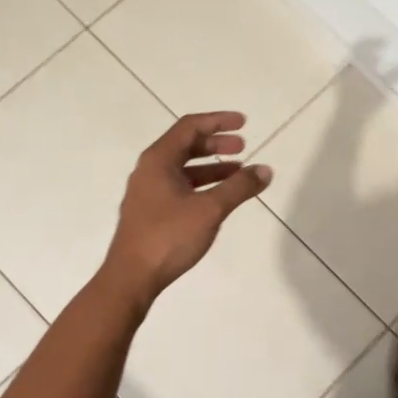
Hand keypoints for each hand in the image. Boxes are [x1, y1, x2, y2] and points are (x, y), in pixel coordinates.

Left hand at [105, 112, 271, 295]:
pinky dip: (202, 184)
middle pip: (186, 145)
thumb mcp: (210, 209)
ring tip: (238, 172)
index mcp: (158, 160)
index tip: (244, 122)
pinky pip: (181, 186)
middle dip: (216, 143)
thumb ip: (239, 187)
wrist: (132, 276)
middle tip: (243, 146)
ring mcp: (148, 191)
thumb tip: (265, 170)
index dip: (218, 121)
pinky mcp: (151, 212)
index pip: (190, 126)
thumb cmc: (169, 236)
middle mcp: (150, 170)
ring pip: (184, 168)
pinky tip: (219, 197)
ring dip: (212, 166)